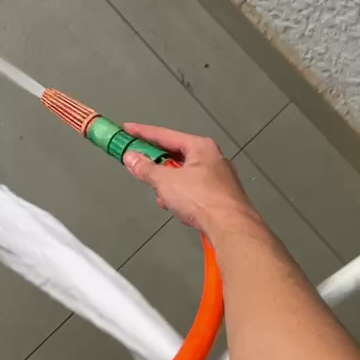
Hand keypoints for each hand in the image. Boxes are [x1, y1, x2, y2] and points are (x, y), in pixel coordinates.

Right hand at [120, 122, 256, 235]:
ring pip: (185, 173)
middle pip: (176, 154)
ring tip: (158, 192)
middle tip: (139, 162)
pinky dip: (181, 194)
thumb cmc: (199, 198)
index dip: (142, 132)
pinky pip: (194, 188)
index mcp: (200, 147)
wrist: (234, 231)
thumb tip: (130, 157)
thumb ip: (145, 167)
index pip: (164, 135)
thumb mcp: (164, 181)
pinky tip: (174, 206)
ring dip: (168, 181)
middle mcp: (213, 158)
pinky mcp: (224, 198)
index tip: (125, 128)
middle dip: (156, 161)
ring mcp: (221, 179)